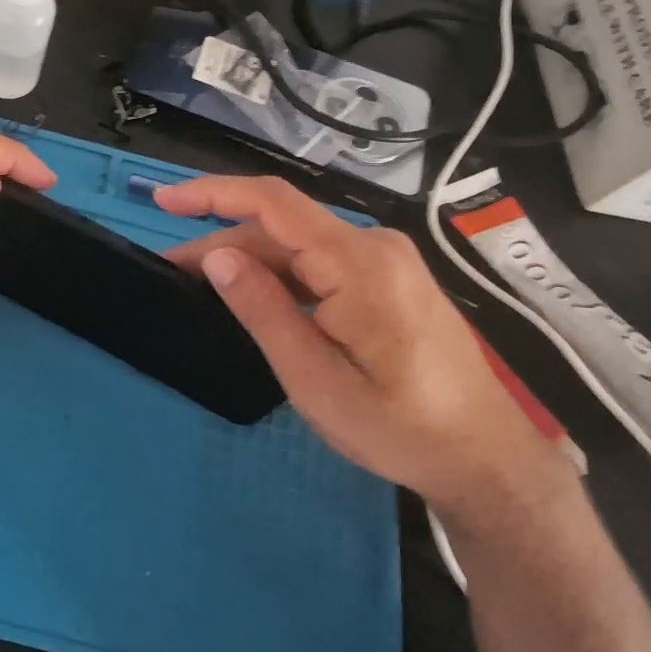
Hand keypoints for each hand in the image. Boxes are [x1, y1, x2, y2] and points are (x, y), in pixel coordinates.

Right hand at [157, 176, 568, 516]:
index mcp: (359, 263)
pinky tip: (257, 297)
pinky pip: (322, 261)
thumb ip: (264, 311)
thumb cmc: (400, 428)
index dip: (214, 193)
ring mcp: (386, 260)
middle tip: (172, 275)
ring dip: (250, 261)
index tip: (164, 200)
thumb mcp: (316, 381)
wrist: (486, 458)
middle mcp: (374, 246)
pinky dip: (281, 274)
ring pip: (300, 245)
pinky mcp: (390, 278)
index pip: (274, 204)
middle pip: (282, 228)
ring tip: (203, 288)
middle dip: (223, 243)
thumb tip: (218, 257)